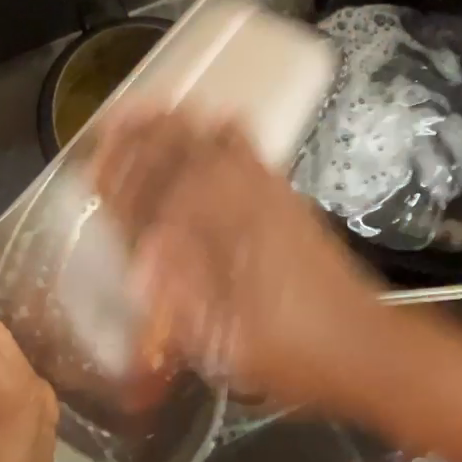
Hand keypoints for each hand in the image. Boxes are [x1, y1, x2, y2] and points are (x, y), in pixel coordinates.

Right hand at [88, 109, 388, 410]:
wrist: (367, 346)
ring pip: (217, 145)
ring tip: (152, 107)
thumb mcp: (234, 346)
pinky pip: (255, 153)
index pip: (160, 197)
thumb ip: (184, 302)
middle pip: (185, 157)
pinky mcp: (288, 198)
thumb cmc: (297, 354)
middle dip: (146, 137)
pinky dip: (230, 132)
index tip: (95, 167)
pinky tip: (221, 119)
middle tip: (115, 120)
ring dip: (182, 125)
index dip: (123, 181)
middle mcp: (245, 205)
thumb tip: (137, 265)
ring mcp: (271, 196)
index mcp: (226, 240)